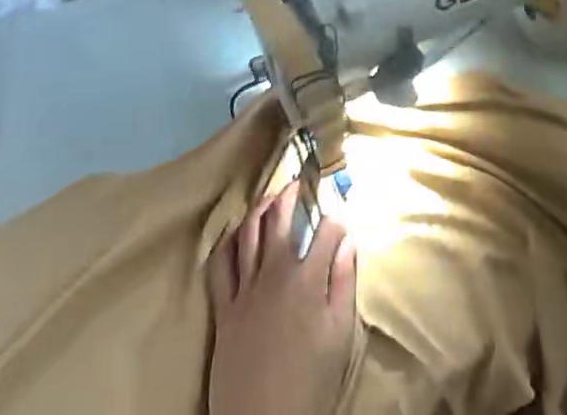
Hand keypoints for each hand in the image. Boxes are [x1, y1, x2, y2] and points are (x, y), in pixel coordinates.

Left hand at [207, 183, 358, 414]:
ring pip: (249, 233)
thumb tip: (347, 243)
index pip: (325, 231)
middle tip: (299, 183)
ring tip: (271, 196)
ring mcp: (244, 289)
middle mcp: (274, 274)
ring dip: (261, 208)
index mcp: (307, 280)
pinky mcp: (223, 308)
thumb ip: (343, 284)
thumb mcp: (340, 336)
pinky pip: (220, 265)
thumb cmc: (311, 383)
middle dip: (293, 195)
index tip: (340, 221)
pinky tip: (235, 231)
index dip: (336, 221)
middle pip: (281, 220)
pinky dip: (227, 242)